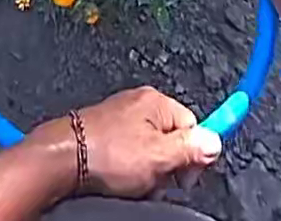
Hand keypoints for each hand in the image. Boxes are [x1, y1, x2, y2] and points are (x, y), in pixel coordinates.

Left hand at [49, 86, 221, 199]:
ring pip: (151, 146)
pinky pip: (132, 148)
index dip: (192, 154)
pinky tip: (121, 176)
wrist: (66, 156)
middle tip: (155, 180)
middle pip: (172, 136)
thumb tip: (215, 141)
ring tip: (134, 180)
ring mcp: (123, 114)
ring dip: (149, 167)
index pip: (193, 124)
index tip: (184, 176)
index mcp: (157, 101)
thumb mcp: (158, 157)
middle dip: (168, 162)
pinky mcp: (109, 129)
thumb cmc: (108, 153)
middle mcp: (140, 101)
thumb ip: (189, 149)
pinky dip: (130, 164)